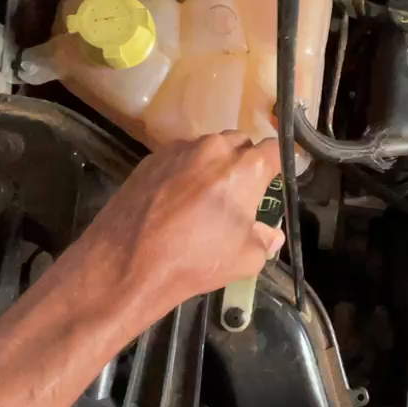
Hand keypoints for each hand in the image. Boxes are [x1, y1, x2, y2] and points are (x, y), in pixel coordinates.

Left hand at [57, 133, 284, 322]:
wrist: (127, 264)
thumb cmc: (195, 261)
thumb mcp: (245, 260)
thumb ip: (264, 240)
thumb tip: (271, 235)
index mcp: (244, 170)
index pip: (275, 150)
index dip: (280, 162)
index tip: (279, 176)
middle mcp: (213, 149)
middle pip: (240, 143)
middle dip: (245, 162)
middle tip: (241, 191)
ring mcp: (179, 150)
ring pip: (208, 147)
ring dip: (214, 164)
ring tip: (206, 195)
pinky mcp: (151, 158)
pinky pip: (180, 156)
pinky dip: (186, 170)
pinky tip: (177, 199)